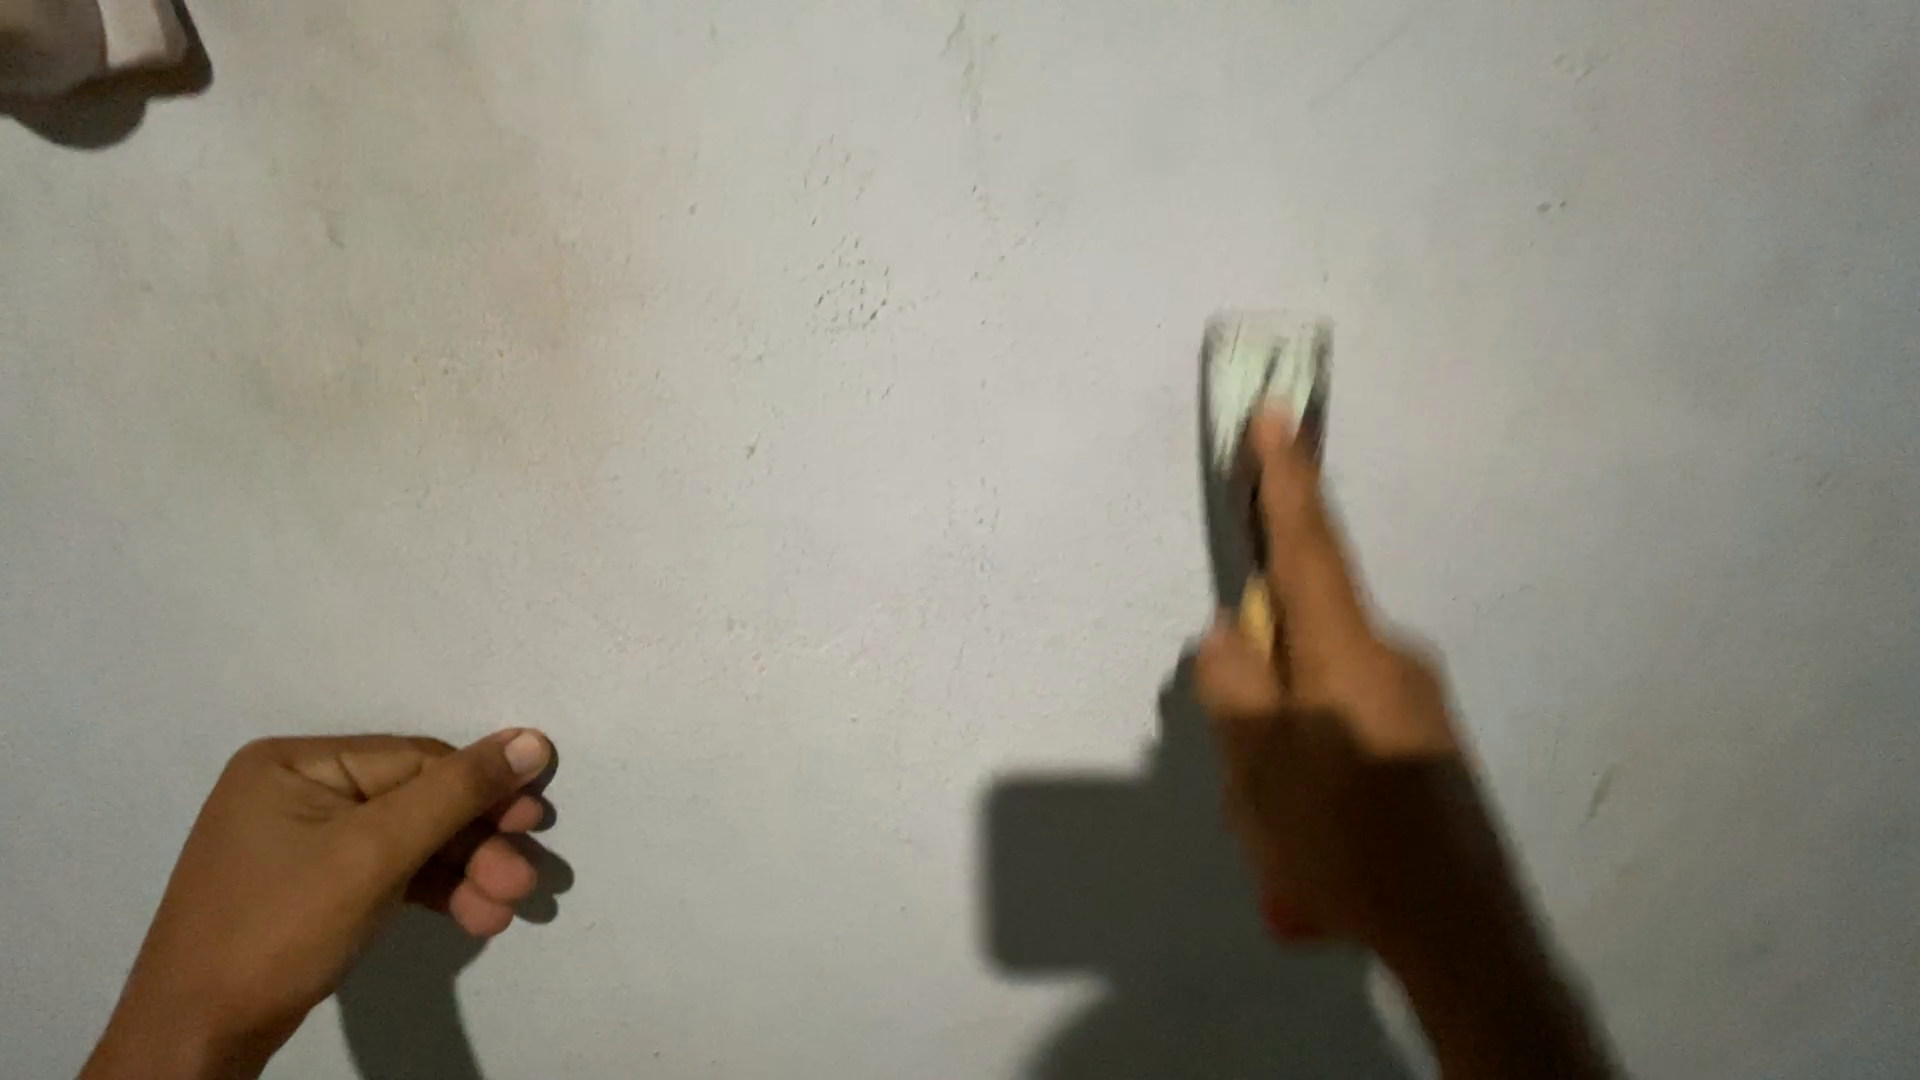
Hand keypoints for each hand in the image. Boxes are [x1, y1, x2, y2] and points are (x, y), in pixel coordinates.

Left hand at [82, 730, 553, 1079]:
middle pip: (423, 804)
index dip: (482, 790)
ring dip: (467, 874)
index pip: (419, 763)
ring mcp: (311, 839)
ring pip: (417, 841)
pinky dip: (439, 891)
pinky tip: (477, 915)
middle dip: (476, 846)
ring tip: (505, 908)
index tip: (534, 821)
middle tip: (522, 879)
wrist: (193, 1048)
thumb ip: (461, 790)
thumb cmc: (278, 930)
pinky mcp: (322, 881)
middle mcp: (303, 790)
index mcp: (298, 764)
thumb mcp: (378, 851)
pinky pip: (397, 869)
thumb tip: (534, 741)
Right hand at [1197, 412, 1614, 1076]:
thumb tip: (1228, 635)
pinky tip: (1308, 830)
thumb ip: (1232, 685)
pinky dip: (1309, 761)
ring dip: (1278, 739)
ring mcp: (1412, 702)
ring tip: (1277, 821)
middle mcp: (1387, 659)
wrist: (1463, 938)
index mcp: (1345, 654)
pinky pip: (1341, 723)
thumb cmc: (1345, 844)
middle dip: (1257, 683)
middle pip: (1295, 637)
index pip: (1308, 546)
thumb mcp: (1257, 769)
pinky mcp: (1422, 740)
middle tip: (1247, 766)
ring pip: (1312, 690)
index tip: (1278, 416)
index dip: (1288, 481)